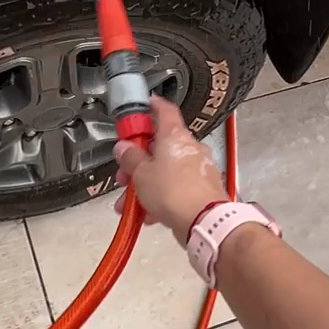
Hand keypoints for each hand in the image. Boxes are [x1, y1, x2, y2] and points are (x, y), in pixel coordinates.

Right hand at [113, 97, 229, 244]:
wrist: (204, 221)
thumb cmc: (175, 192)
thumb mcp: (141, 174)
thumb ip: (130, 158)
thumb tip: (124, 148)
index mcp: (174, 135)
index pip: (164, 110)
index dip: (151, 106)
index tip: (140, 109)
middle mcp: (189, 148)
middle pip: (159, 146)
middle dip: (138, 162)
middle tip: (124, 175)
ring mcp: (198, 169)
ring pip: (166, 171)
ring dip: (145, 185)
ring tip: (130, 204)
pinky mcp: (202, 189)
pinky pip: (176, 189)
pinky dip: (160, 198)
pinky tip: (147, 215)